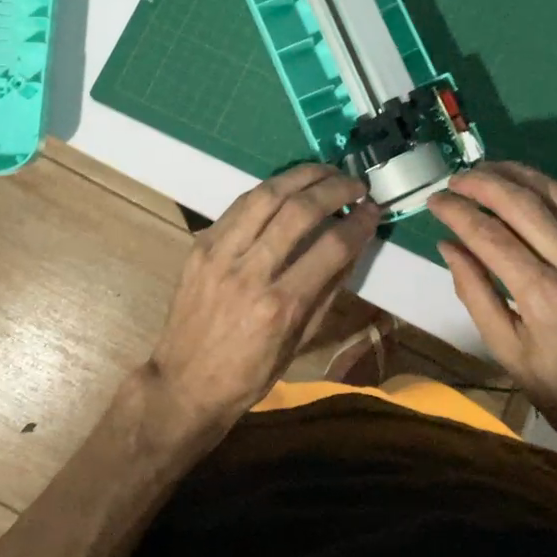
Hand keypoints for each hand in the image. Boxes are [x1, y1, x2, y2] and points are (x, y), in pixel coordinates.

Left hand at [144, 163, 381, 438]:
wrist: (184, 383)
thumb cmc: (250, 374)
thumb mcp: (299, 343)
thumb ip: (327, 291)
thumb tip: (353, 245)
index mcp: (280, 306)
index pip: (331, 248)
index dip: (358, 223)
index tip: (373, 209)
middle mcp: (250, 273)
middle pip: (299, 211)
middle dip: (334, 189)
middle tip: (355, 184)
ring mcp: (220, 254)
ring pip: (266, 196)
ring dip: (302, 176)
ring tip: (326, 172)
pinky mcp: (201, 244)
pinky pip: (240, 205)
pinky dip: (269, 190)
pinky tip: (288, 187)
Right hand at [428, 162, 556, 450]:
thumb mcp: (505, 350)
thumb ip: (474, 293)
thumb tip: (448, 245)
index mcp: (543, 297)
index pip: (491, 237)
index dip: (457, 213)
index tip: (433, 201)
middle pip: (523, 204)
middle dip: (482, 184)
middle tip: (452, 180)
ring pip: (552, 194)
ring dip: (513, 174)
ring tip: (481, 169)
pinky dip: (539, 186)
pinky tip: (517, 183)